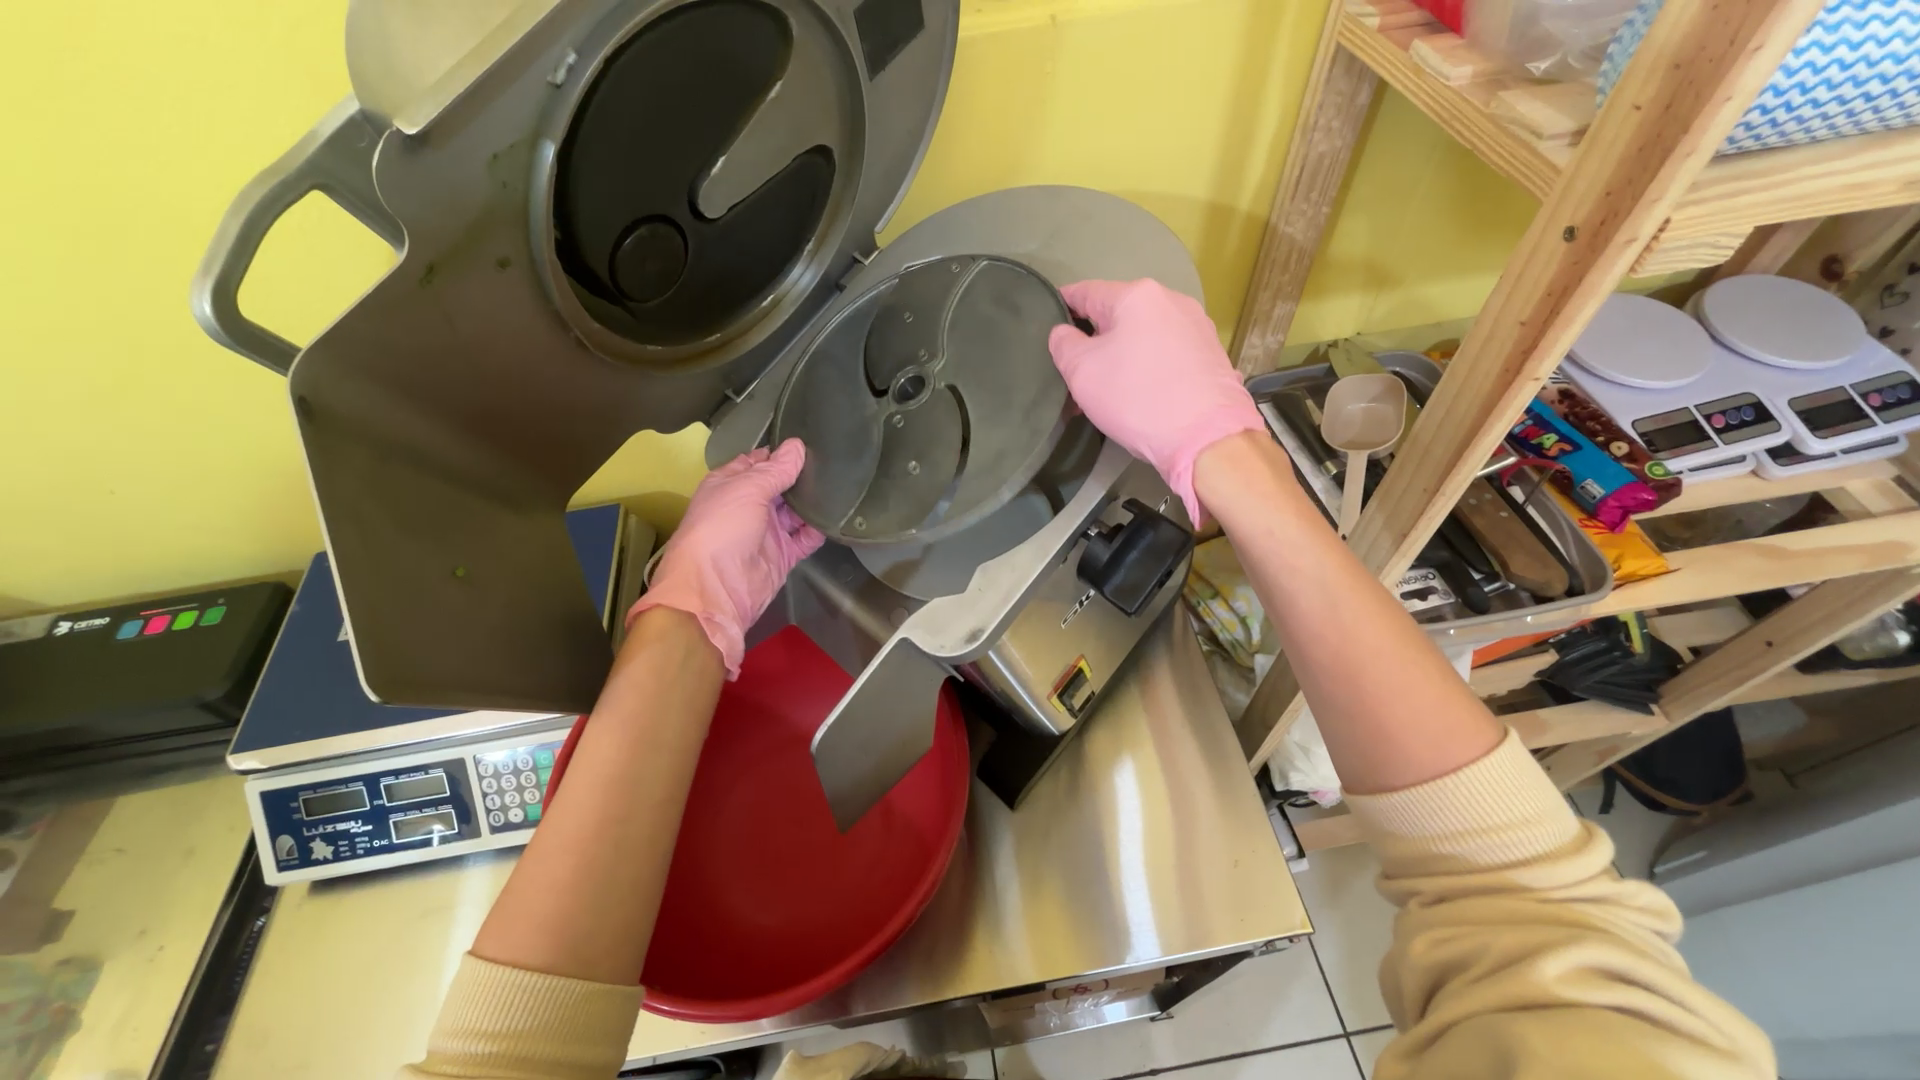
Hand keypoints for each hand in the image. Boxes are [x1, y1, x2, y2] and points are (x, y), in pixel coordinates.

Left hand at [627, 438, 824, 677]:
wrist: (716, 589)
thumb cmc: (722, 529)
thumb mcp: (747, 489)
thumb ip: (775, 470)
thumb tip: (798, 446)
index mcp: (729, 485)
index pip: (757, 462)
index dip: (779, 453)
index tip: (809, 441)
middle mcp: (747, 506)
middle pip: (779, 486)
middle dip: (800, 475)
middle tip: (832, 460)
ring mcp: (766, 532)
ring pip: (794, 511)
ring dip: (812, 501)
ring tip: (841, 483)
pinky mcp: (782, 555)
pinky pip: (804, 538)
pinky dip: (818, 530)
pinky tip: (836, 516)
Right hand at [1047, 279, 1266, 524]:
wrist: (1207, 438)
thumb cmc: (1137, 397)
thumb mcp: (1082, 372)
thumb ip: (1063, 344)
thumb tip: (1063, 332)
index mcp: (1137, 295)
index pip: (1084, 292)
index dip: (1059, 306)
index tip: (1043, 323)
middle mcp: (1171, 300)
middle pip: (1116, 315)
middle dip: (1092, 340)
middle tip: (1072, 372)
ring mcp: (1196, 326)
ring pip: (1141, 336)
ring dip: (1119, 357)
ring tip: (1104, 389)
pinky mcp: (1211, 354)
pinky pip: (1165, 353)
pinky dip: (1145, 368)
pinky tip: (1138, 394)